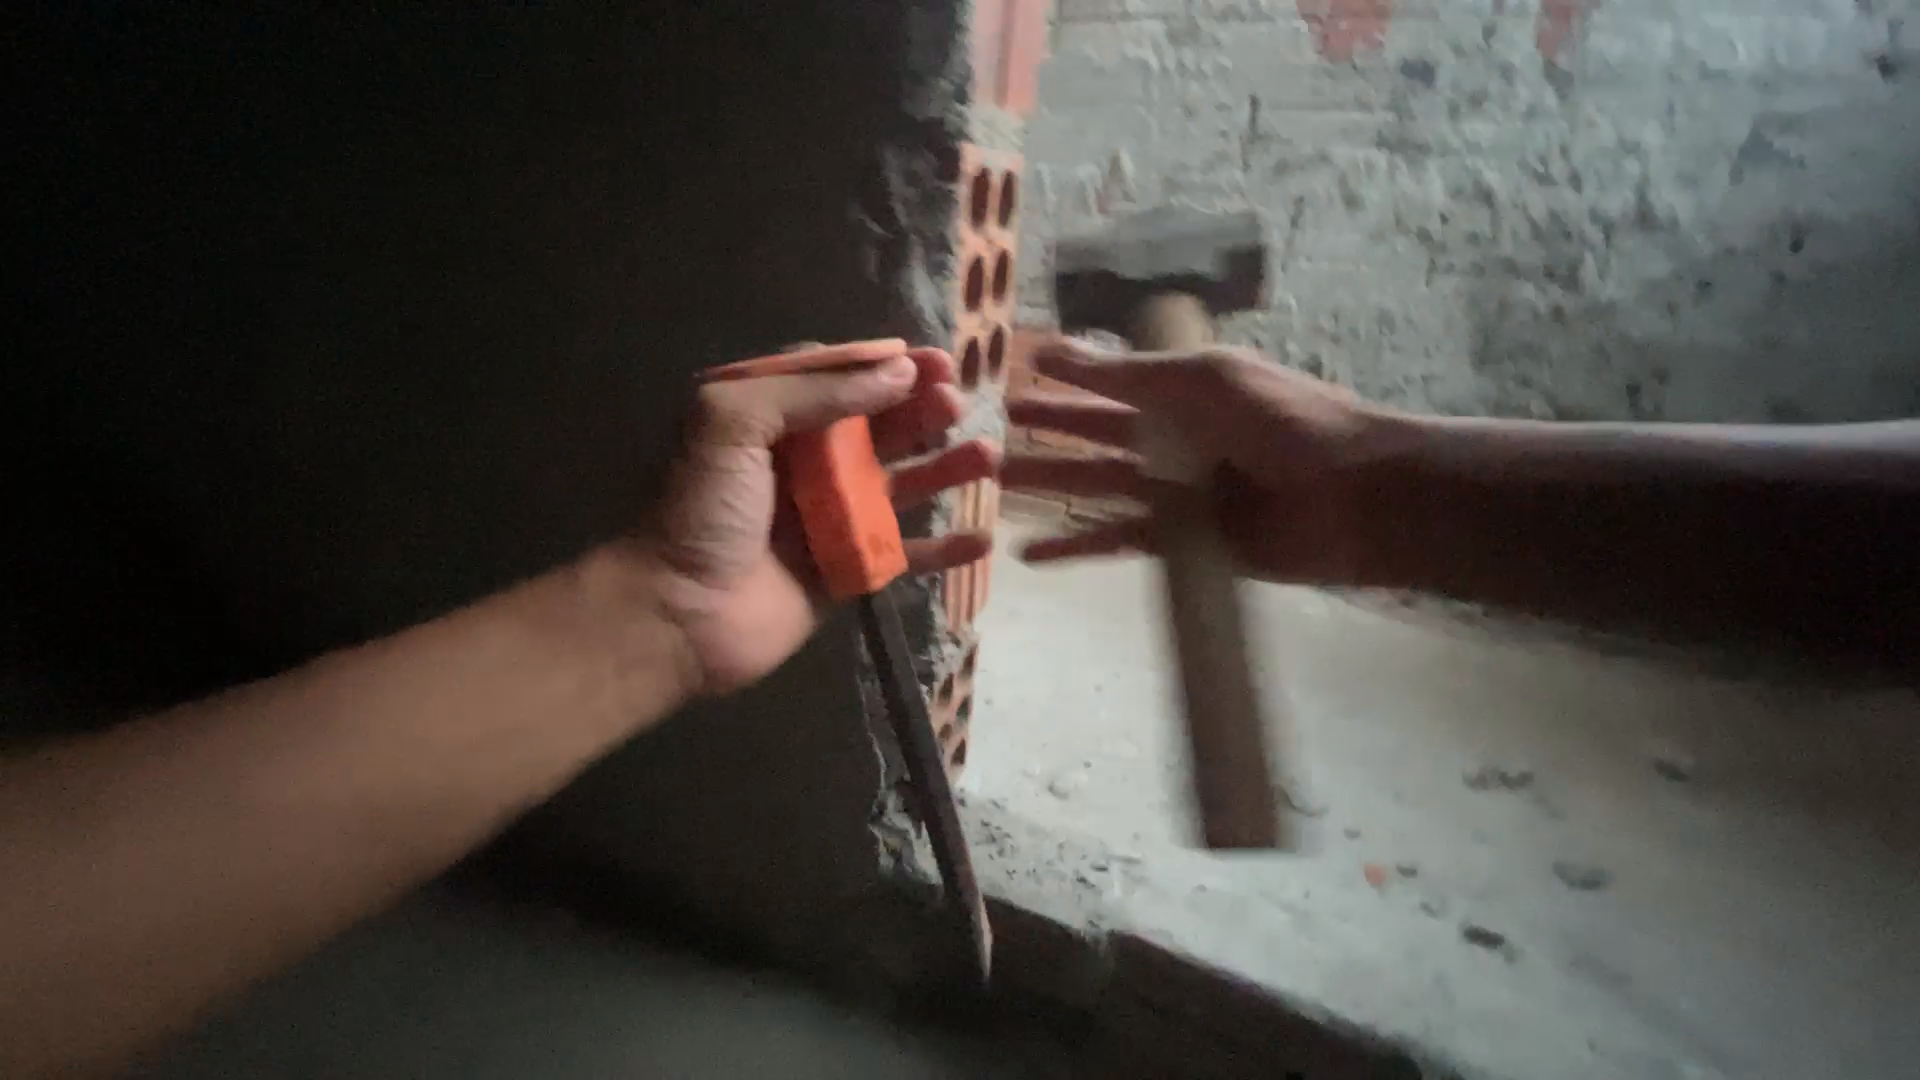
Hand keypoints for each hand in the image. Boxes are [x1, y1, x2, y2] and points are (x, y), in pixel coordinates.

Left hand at [647, 344, 995, 694]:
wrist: (677, 616)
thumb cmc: (698, 510)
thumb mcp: (731, 422)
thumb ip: (810, 391)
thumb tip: (895, 372)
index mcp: (769, 421)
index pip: (836, 380)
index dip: (883, 367)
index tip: (929, 359)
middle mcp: (803, 464)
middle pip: (877, 428)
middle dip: (921, 411)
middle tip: (959, 402)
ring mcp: (828, 519)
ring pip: (900, 486)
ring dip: (945, 470)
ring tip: (988, 456)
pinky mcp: (846, 571)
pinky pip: (903, 554)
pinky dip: (942, 550)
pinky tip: (981, 538)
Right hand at [1002, 337, 1388, 585]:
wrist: (1353, 498)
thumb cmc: (1282, 420)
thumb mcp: (1201, 380)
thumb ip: (1127, 374)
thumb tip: (1055, 349)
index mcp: (1183, 392)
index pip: (1112, 380)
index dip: (1070, 374)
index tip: (1022, 367)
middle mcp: (1173, 440)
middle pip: (1095, 433)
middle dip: (1049, 428)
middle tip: (994, 428)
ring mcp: (1173, 494)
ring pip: (1095, 486)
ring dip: (1047, 484)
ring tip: (997, 483)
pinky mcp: (1176, 543)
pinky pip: (1114, 542)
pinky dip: (1072, 547)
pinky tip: (1029, 553)